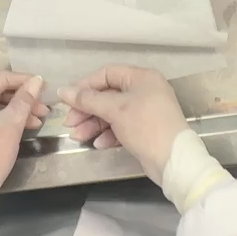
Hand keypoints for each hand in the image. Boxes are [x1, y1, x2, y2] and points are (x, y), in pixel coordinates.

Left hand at [0, 71, 49, 191]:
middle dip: (23, 97)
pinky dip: (7, 119)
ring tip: (38, 120)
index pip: (0, 77)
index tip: (43, 86)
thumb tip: (36, 80)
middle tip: (44, 107)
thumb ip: (25, 100)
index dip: (23, 79)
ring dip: (18, 110)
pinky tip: (24, 127)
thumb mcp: (11, 125)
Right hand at [60, 66, 189, 181]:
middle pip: (107, 95)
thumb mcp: (115, 110)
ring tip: (78, 137)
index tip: (67, 99)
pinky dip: (108, 134)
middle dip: (87, 110)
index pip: (107, 74)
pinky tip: (98, 144)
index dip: (85, 85)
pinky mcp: (145, 130)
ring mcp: (145, 112)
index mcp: (141, 78)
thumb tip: (62, 91)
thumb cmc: (146, 126)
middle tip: (70, 123)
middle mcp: (144, 91)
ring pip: (112, 113)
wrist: (174, 161)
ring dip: (94, 124)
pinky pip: (121, 127)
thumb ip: (87, 99)